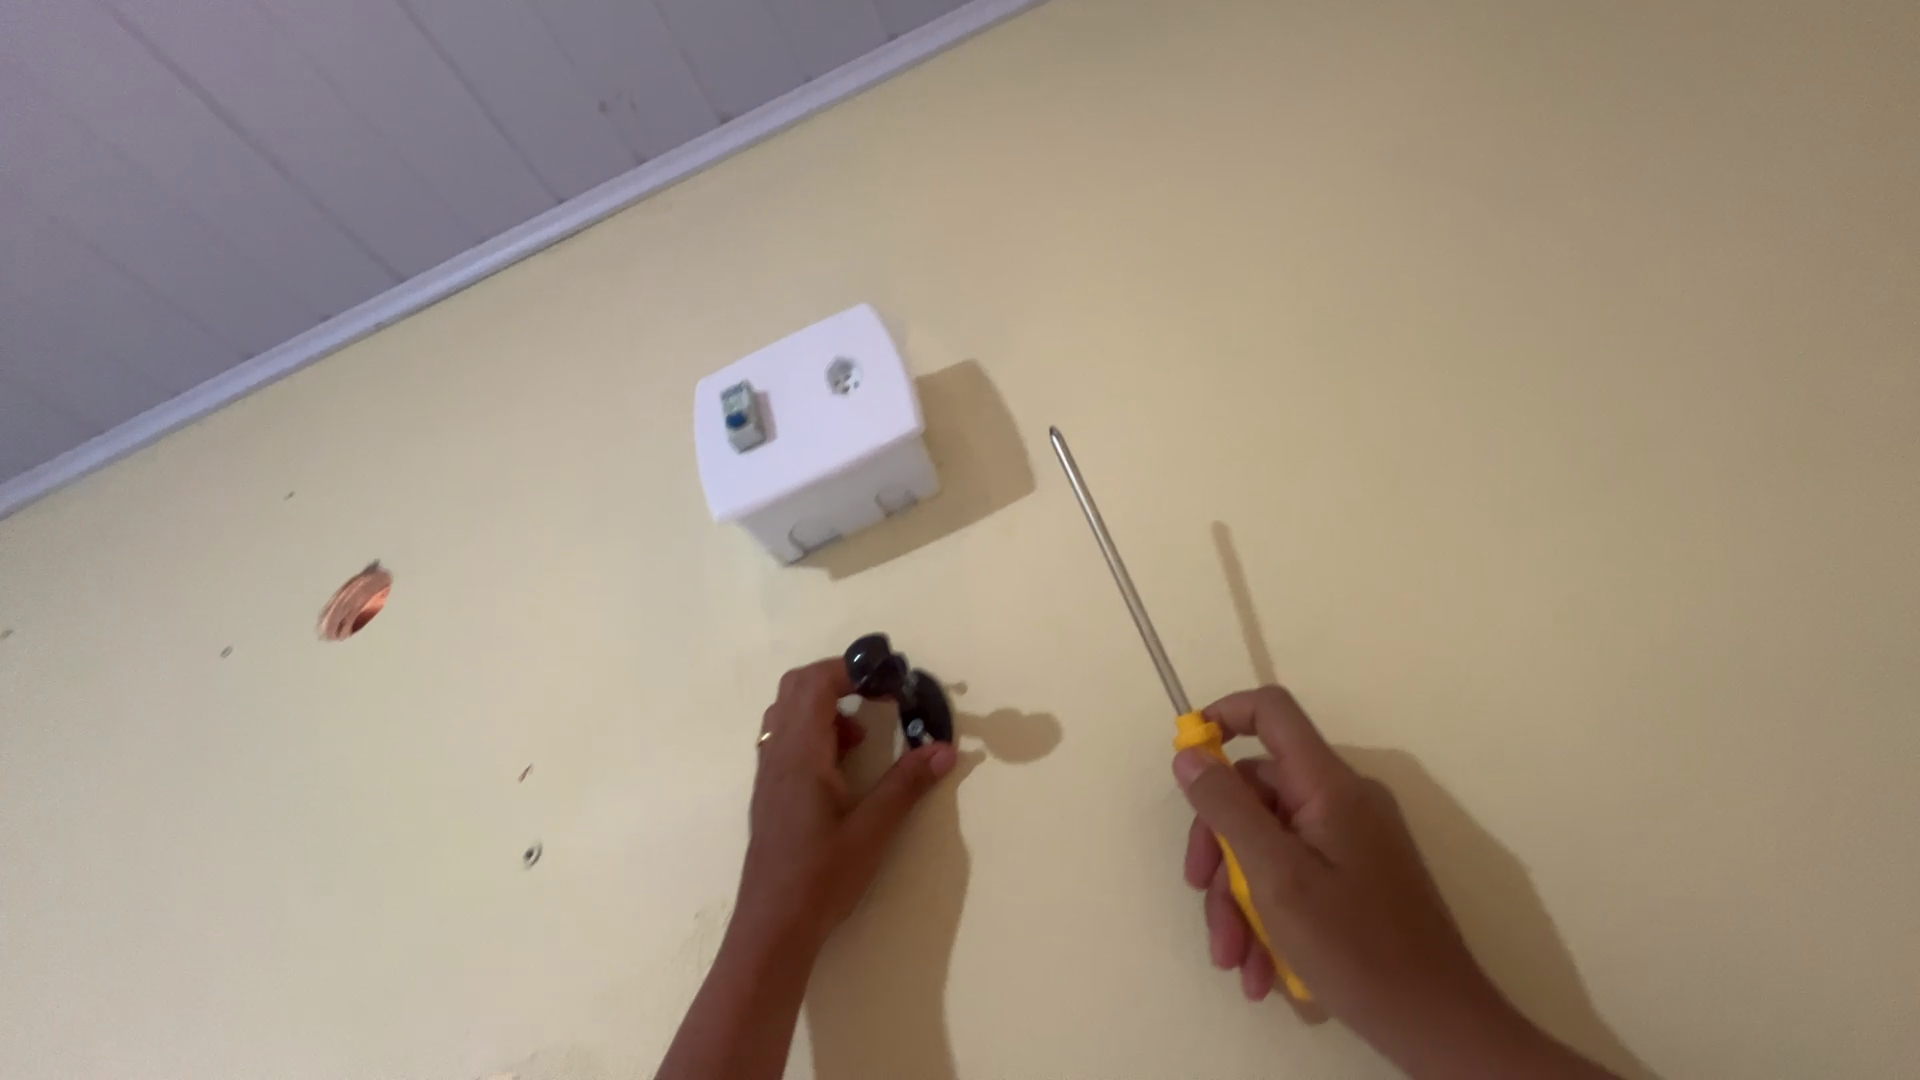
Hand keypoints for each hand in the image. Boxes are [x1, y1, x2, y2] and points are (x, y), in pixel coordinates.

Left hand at [734, 657, 956, 956]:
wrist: (772, 927)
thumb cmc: (821, 877)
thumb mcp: (873, 830)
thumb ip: (907, 783)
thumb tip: (946, 748)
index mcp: (800, 753)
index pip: (816, 683)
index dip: (853, 670)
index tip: (889, 682)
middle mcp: (777, 752)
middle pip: (796, 685)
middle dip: (838, 679)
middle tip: (876, 695)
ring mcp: (768, 770)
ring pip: (787, 710)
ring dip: (824, 704)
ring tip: (862, 734)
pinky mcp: (769, 788)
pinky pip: (785, 735)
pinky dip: (814, 729)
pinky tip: (842, 764)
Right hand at [1174, 686, 1614, 1078]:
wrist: (1442, 1030)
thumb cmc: (1356, 947)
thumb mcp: (1275, 875)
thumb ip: (1227, 807)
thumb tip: (1188, 754)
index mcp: (1329, 785)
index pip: (1271, 712)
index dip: (1223, 717)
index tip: (1186, 760)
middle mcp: (1340, 801)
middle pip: (1255, 792)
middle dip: (1219, 848)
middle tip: (1202, 897)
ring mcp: (1348, 839)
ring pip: (1265, 840)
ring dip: (1237, 895)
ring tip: (1233, 957)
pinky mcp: (1352, 875)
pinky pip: (1290, 871)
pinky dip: (1266, 910)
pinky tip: (1259, 965)